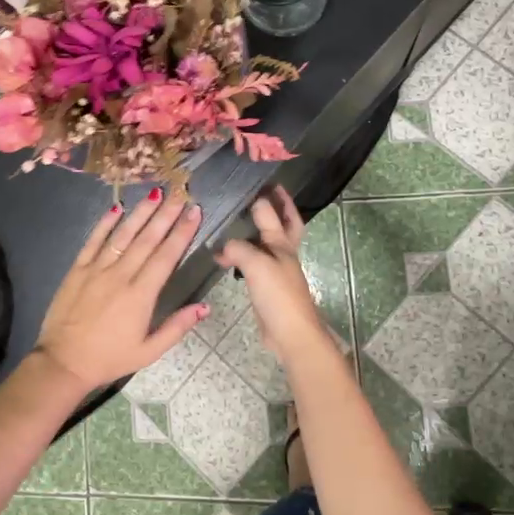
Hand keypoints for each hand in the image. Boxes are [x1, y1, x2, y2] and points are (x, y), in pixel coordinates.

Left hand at [34, 190, 208, 392]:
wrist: (64, 362)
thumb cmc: (110, 359)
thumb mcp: (149, 352)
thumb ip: (177, 327)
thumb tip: (204, 307)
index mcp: (141, 295)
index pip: (166, 256)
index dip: (182, 232)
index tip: (194, 211)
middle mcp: (120, 275)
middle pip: (147, 239)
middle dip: (166, 214)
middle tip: (180, 193)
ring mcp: (96, 269)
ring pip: (122, 234)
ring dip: (140, 212)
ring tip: (156, 193)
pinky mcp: (77, 269)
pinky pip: (93, 241)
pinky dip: (105, 223)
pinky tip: (117, 208)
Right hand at [215, 187, 330, 361]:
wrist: (291, 333)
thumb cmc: (278, 294)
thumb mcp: (256, 265)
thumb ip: (237, 249)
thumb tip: (222, 248)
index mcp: (282, 244)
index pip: (272, 213)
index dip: (266, 197)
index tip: (255, 181)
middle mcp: (282, 253)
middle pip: (284, 224)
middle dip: (280, 207)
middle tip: (271, 190)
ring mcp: (276, 270)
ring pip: (268, 243)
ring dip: (259, 230)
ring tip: (241, 220)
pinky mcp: (267, 287)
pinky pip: (254, 263)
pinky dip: (244, 255)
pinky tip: (229, 257)